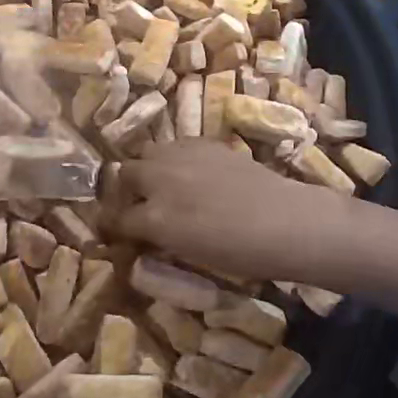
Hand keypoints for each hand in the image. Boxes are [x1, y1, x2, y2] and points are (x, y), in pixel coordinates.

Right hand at [116, 140, 359, 287]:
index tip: (115, 229)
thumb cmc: (240, 254)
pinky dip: (175, 157)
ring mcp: (182, 157)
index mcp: (154, 218)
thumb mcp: (189, 254)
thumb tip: (147, 232)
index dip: (113, 225)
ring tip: (162, 180)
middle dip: (127, 188)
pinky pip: (176, 144)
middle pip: (125, 174)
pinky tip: (191, 170)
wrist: (284, 222)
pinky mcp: (204, 143)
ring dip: (148, 166)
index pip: (117, 219)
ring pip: (147, 152)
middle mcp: (159, 180)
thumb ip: (161, 238)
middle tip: (140, 202)